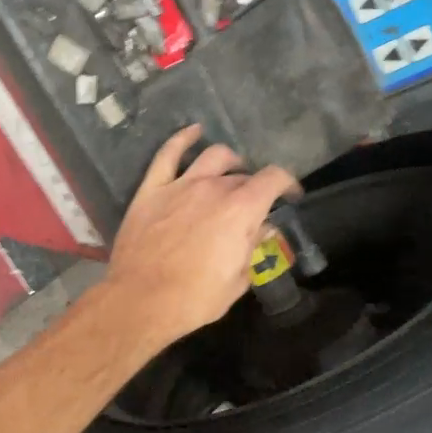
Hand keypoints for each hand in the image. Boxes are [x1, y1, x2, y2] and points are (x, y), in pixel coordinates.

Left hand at [96, 125, 300, 346]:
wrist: (141, 301)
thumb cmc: (194, 299)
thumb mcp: (236, 281)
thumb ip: (253, 249)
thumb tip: (263, 229)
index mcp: (240, 210)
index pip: (273, 179)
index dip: (287, 184)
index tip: (290, 195)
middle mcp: (213, 188)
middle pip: (241, 175)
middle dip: (253, 187)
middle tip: (252, 205)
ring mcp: (180, 186)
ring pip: (212, 157)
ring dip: (228, 162)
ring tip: (231, 171)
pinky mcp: (151, 190)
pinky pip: (167, 154)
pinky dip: (182, 139)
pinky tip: (193, 131)